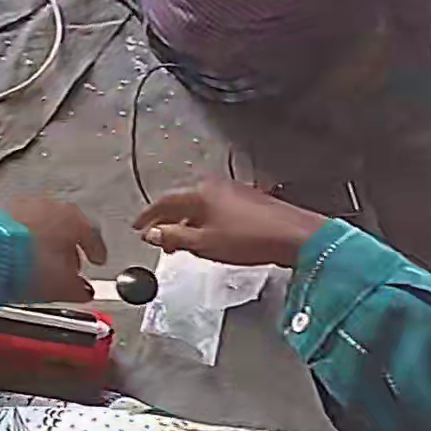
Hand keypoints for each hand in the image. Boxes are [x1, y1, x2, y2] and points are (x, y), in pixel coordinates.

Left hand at [6, 198, 107, 301]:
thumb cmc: (28, 263)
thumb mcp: (62, 285)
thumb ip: (78, 288)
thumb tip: (83, 292)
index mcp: (73, 219)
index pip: (92, 235)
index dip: (96, 251)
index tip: (97, 260)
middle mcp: (50, 207)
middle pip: (66, 227)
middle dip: (68, 248)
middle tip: (69, 268)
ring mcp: (23, 207)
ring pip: (42, 225)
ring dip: (45, 244)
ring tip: (41, 266)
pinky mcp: (0, 213)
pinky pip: (20, 227)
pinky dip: (24, 241)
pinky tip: (21, 258)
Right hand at [133, 183, 328, 266]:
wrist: (292, 237)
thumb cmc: (250, 239)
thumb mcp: (202, 243)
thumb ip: (173, 237)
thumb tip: (152, 234)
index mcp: (199, 193)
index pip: (163, 202)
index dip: (148, 216)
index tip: (138, 227)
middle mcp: (214, 187)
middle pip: (180, 202)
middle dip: (165, 220)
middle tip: (155, 238)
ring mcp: (231, 192)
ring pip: (198, 206)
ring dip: (184, 223)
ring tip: (179, 242)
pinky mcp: (245, 202)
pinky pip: (214, 210)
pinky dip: (202, 222)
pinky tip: (205, 237)